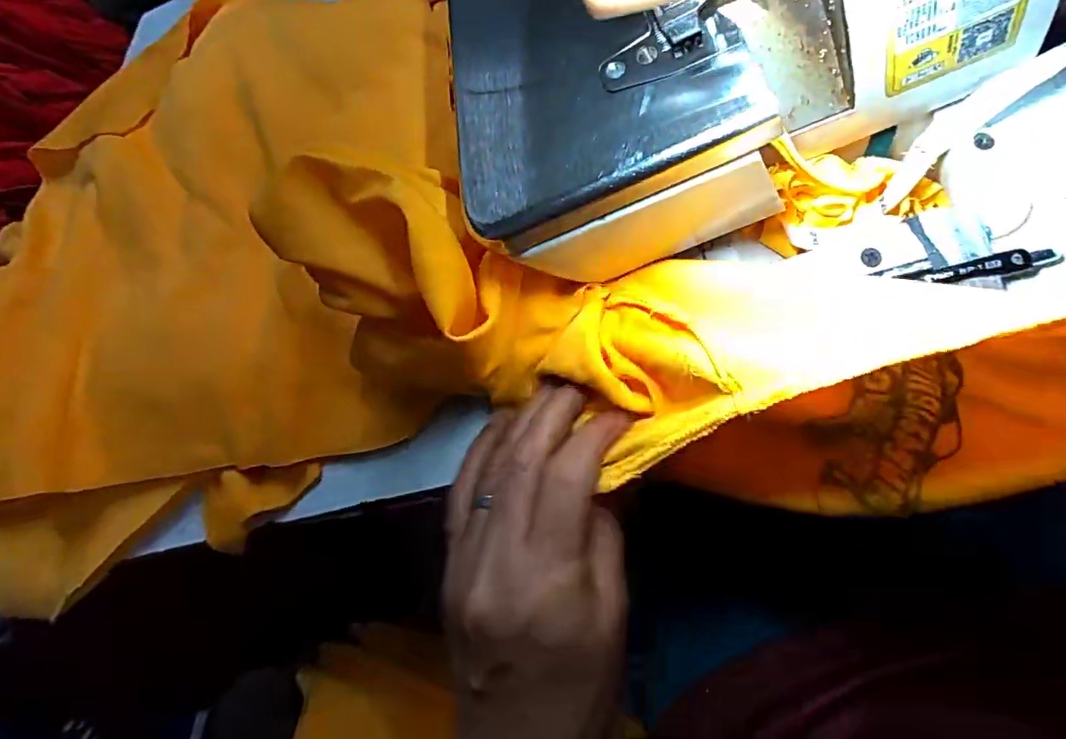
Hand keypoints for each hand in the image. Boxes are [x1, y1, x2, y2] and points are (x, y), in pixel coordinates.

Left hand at [443, 384, 632, 738]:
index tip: (617, 409)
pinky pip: (461, 486)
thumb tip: (601, 468)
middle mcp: (497, 560)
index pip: (566, 479)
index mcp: (547, 581)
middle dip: (553, 412)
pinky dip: (483, 446)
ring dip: (520, 420)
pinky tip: (504, 421)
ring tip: (547, 391)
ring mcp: (463, 556)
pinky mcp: (447, 558)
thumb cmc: (580, 683)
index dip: (593, 433)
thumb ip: (604, 533)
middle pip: (523, 461)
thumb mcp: (613, 614)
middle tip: (579, 382)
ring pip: (489, 466)